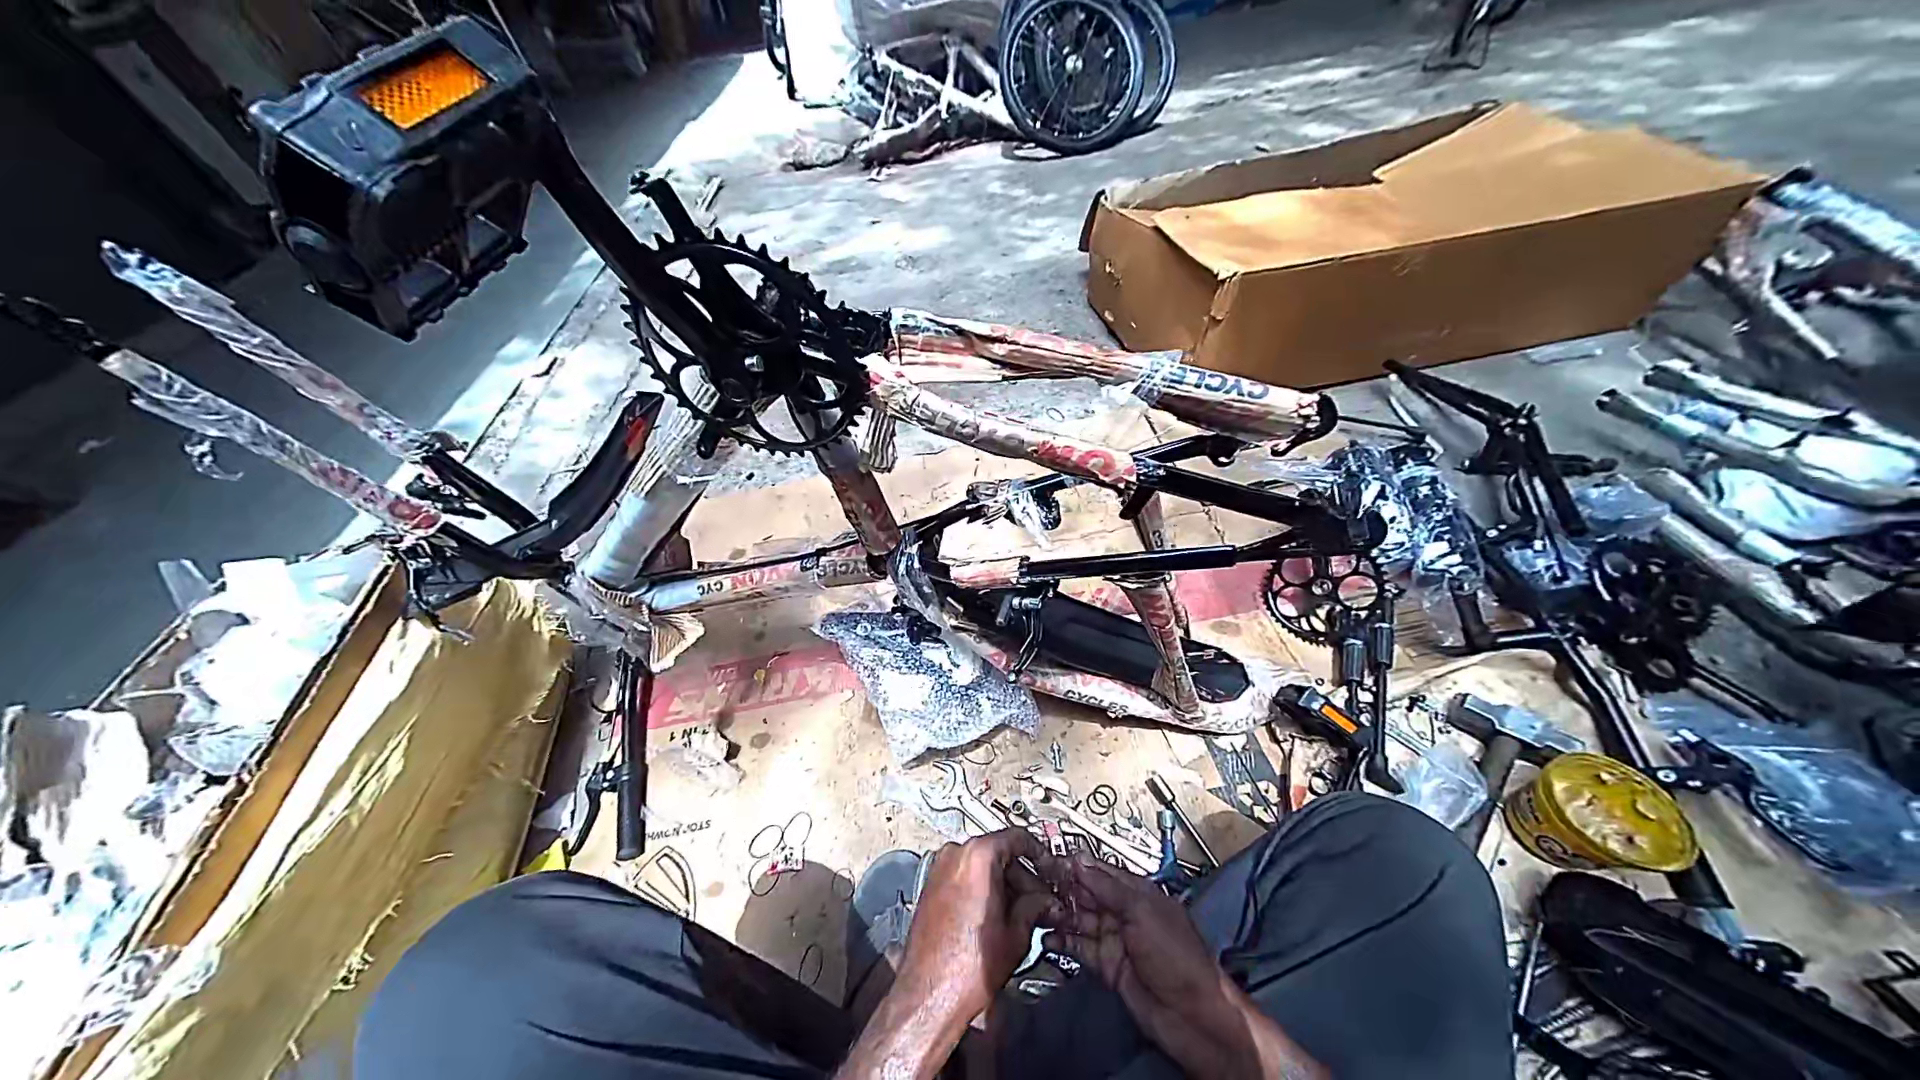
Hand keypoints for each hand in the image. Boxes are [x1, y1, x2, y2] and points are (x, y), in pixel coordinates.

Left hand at [836, 830, 1058, 1079]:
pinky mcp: (932, 886)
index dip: (1040, 853)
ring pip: (982, 865)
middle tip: (1042, 898)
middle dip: (1023, 876)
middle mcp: (955, 856)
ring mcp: (940, 869)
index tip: (1049, 868)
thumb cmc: (965, 968)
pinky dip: (984, 889)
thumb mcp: (1016, 934)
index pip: (1017, 838)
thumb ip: (1034, 906)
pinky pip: (965, 877)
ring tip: (1023, 912)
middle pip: (999, 852)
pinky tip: (999, 915)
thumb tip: (1043, 900)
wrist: (931, 993)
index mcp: (977, 857)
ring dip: (1004, 884)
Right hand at [1048, 855, 1327, 1079]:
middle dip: (1064, 889)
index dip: (1076, 865)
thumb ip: (1108, 887)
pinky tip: (1047, 937)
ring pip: (1080, 920)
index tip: (1050, 859)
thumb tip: (1080, 862)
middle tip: (1036, 884)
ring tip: (1037, 910)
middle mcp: (1125, 913)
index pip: (1101, 872)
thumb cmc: (1178, 958)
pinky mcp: (1107, 966)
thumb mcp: (1143, 911)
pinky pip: (1080, 948)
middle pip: (1088, 894)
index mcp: (1139, 893)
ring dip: (1060, 914)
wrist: (1194, 1018)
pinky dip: (1063, 941)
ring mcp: (1116, 940)